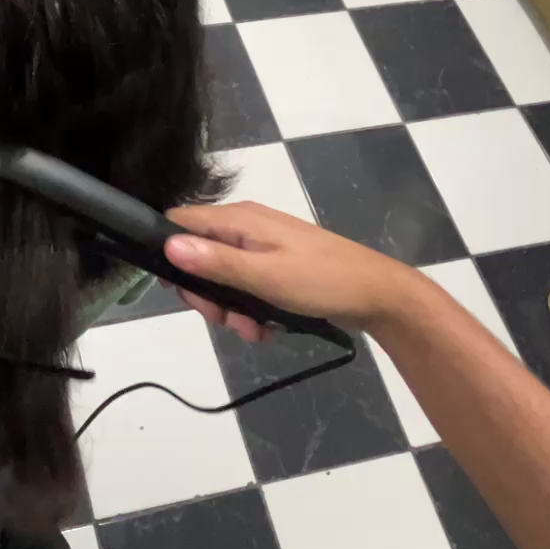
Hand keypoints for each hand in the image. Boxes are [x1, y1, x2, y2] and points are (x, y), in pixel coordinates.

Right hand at [163, 202, 423, 339]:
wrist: (382, 295)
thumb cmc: (323, 281)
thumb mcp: (266, 277)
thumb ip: (216, 262)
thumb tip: (168, 245)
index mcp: (238, 219)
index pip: (179, 221)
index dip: (168, 252)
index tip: (177, 288)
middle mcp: (244, 224)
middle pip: (197, 252)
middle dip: (205, 291)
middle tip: (222, 319)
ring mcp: (260, 243)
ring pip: (220, 272)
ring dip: (228, 304)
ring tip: (251, 329)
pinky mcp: (273, 261)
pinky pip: (243, 280)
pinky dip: (247, 304)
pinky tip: (264, 326)